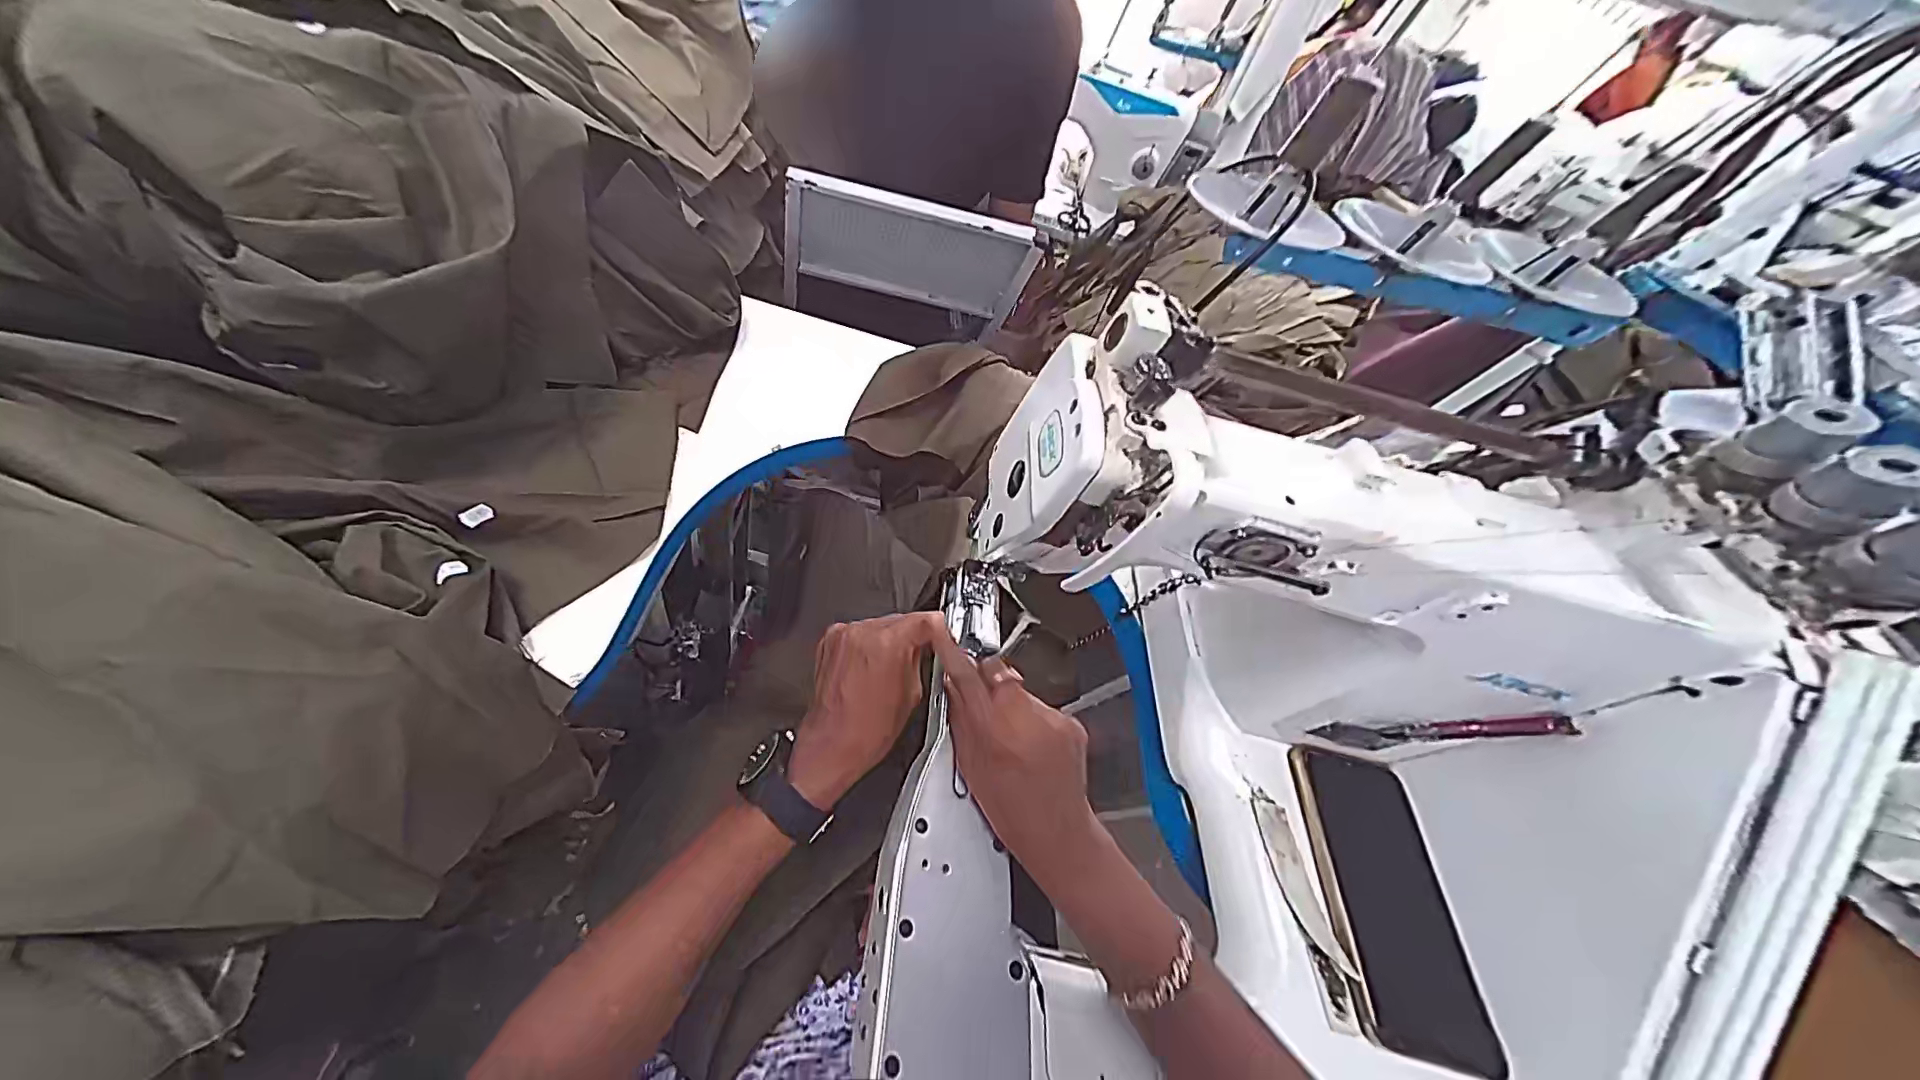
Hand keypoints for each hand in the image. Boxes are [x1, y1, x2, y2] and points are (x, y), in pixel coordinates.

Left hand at [789, 613, 945, 807]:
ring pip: (882, 624)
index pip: (926, 619)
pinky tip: (872, 667)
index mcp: (888, 643)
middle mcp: (863, 633)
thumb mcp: (913, 693)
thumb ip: (920, 659)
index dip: (939, 628)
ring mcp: (844, 635)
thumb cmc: (866, 729)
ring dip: (890, 640)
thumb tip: (925, 646)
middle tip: (919, 656)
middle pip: (903, 619)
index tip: (942, 634)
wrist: (833, 743)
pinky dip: (870, 644)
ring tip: (891, 667)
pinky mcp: (831, 641)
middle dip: (913, 635)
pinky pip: (861, 633)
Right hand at [930, 635, 1099, 887]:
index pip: (969, 676)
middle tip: (985, 709)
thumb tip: (952, 690)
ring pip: (1022, 692)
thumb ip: (960, 722)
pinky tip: (1034, 747)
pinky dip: (1035, 720)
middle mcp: (1026, 718)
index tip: (945, 637)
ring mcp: (1052, 719)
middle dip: (989, 683)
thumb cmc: (1013, 811)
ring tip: (1014, 741)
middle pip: (1000, 676)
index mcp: (995, 730)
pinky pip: (1043, 708)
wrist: (1057, 832)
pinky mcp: (1070, 723)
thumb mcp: (971, 767)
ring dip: (1013, 706)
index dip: (954, 653)